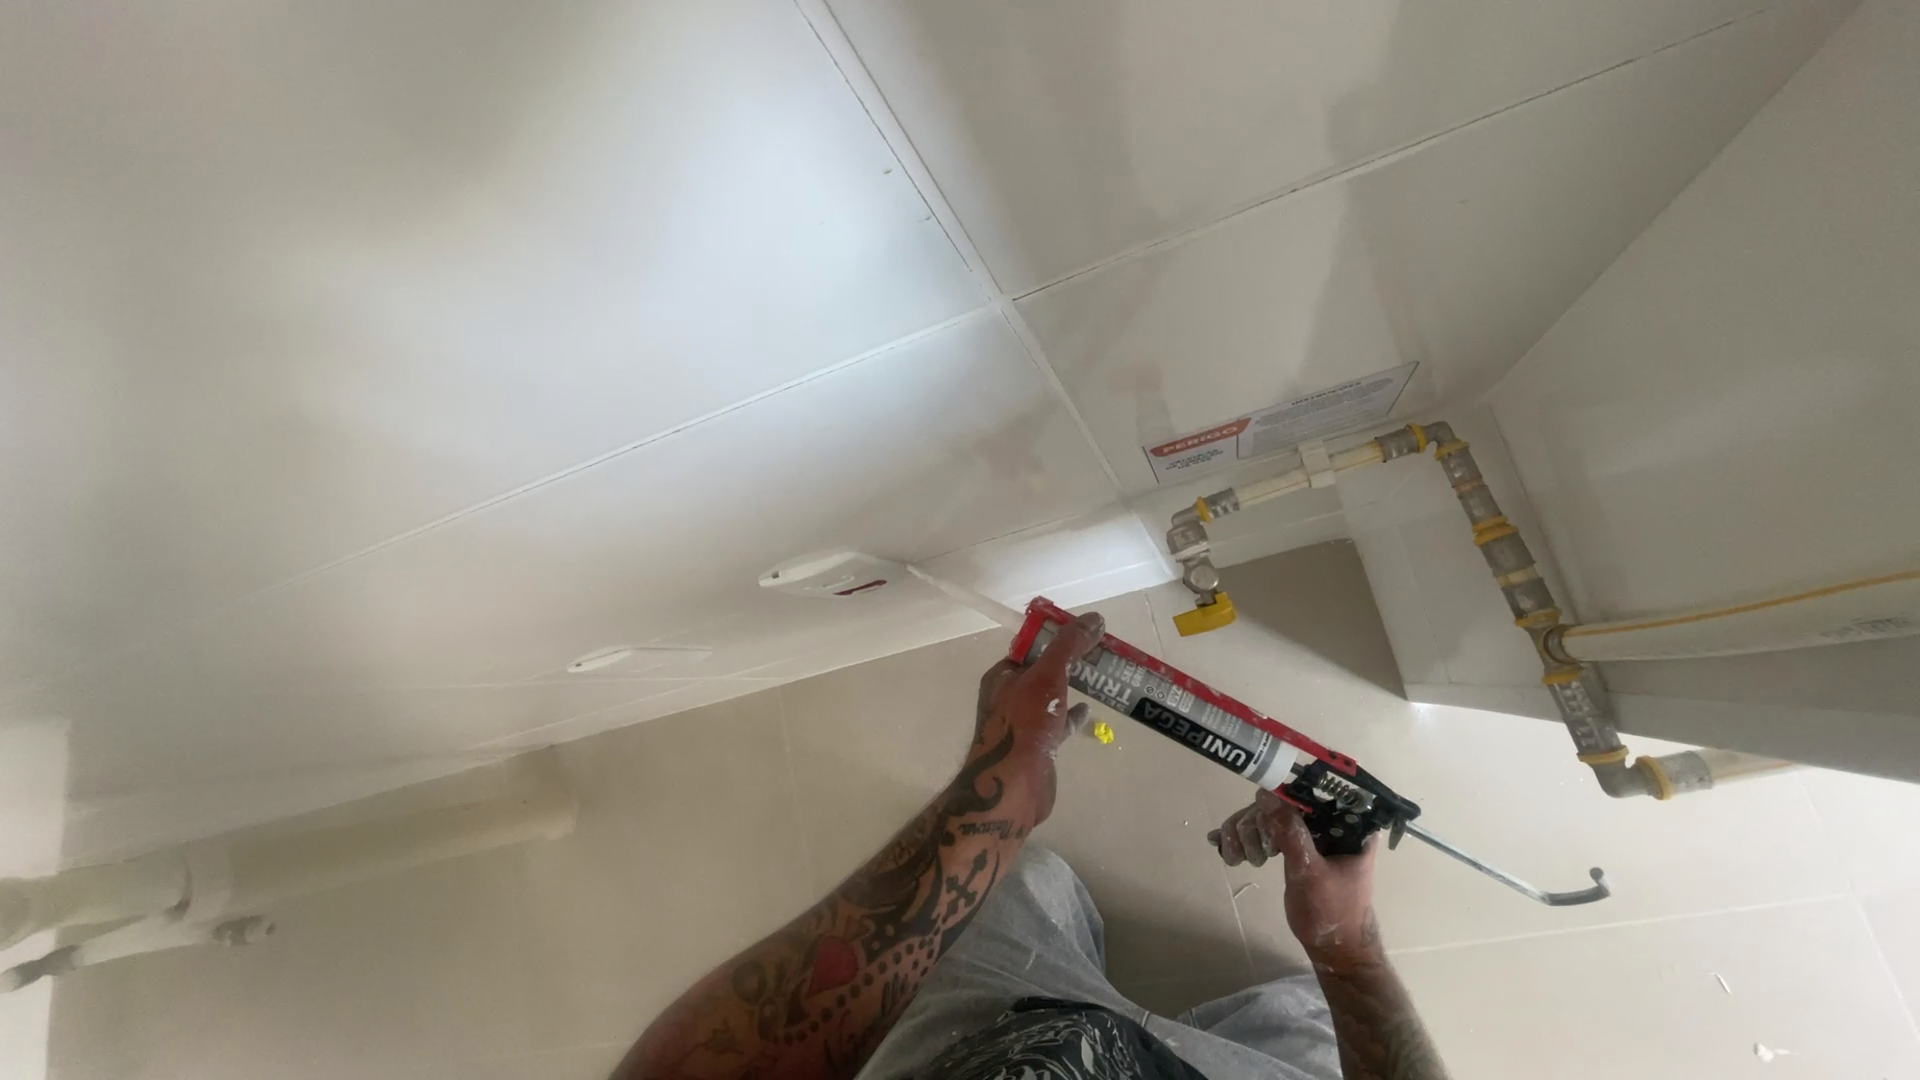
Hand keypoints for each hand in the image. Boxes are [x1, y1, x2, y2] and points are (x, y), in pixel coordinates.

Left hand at [969, 612, 1103, 821]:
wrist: (1015, 785)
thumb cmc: (1026, 724)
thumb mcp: (1047, 675)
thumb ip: (1068, 646)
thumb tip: (1094, 618)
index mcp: (1002, 676)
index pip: (1030, 647)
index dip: (1056, 637)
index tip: (1086, 631)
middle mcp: (1009, 697)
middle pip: (1043, 670)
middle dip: (1071, 661)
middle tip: (1101, 653)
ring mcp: (1023, 723)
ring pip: (1053, 696)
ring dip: (1074, 686)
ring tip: (1102, 677)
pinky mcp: (1038, 746)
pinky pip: (1058, 723)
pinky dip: (1073, 715)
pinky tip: (1089, 710)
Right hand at [1210, 789, 1381, 967]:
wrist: (1333, 950)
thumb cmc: (1333, 914)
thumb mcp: (1310, 872)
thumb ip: (1289, 833)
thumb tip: (1264, 794)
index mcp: (1347, 824)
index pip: (1311, 790)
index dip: (1281, 795)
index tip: (1262, 819)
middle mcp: (1327, 821)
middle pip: (1279, 803)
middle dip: (1255, 825)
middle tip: (1252, 855)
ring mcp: (1307, 833)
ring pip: (1265, 816)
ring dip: (1243, 834)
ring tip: (1238, 859)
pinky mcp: (1292, 845)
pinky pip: (1262, 831)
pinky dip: (1241, 838)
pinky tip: (1223, 847)